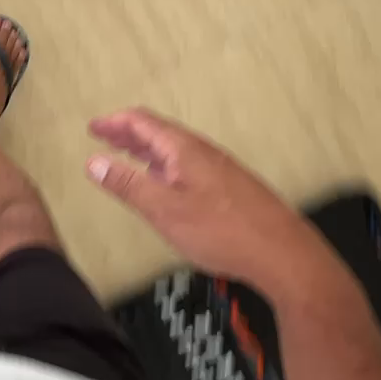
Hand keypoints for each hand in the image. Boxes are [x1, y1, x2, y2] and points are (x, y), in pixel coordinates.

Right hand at [85, 108, 334, 298]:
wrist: (287, 257)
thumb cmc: (222, 232)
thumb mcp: (164, 210)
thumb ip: (127, 185)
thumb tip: (93, 161)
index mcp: (182, 149)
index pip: (141, 122)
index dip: (114, 122)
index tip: (92, 128)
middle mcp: (201, 151)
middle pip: (158, 131)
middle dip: (127, 133)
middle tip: (103, 138)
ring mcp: (220, 168)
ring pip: (174, 149)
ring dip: (145, 149)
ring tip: (126, 158)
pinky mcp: (232, 187)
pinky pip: (188, 163)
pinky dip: (164, 164)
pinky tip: (165, 184)